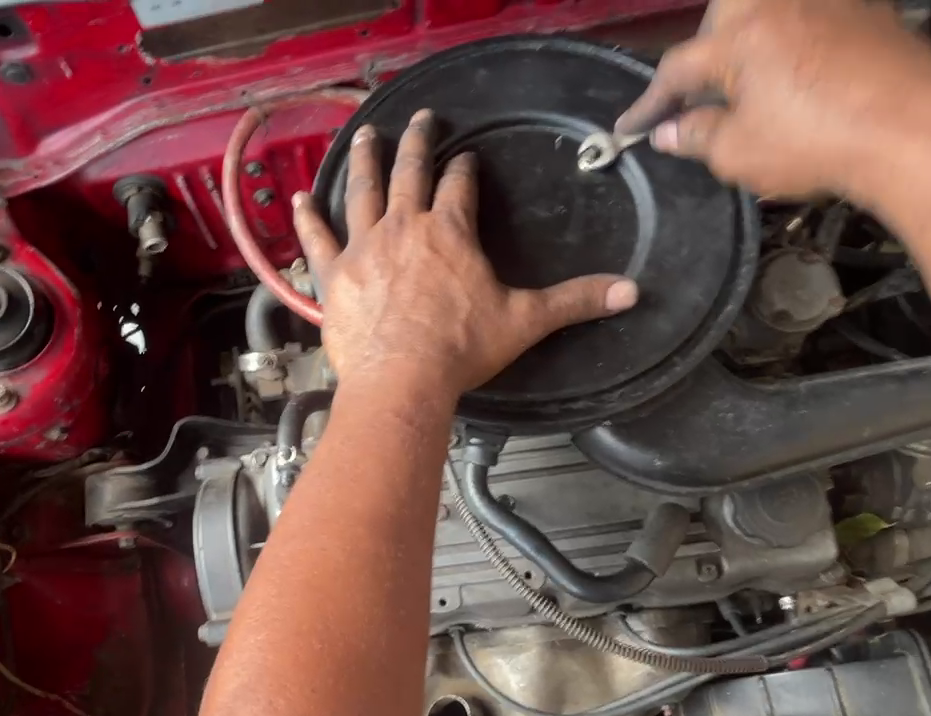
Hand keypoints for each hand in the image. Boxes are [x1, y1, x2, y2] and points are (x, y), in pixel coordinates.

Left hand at [292, 109, 637, 403]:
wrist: (402, 380)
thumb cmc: (459, 351)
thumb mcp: (525, 322)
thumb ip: (574, 302)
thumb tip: (629, 292)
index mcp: (450, 231)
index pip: (460, 185)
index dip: (464, 170)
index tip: (466, 161)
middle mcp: (404, 227)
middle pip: (410, 171)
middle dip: (417, 142)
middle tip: (420, 120)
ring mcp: (365, 247)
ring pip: (363, 191)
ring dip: (366, 160)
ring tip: (367, 138)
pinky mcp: (335, 276)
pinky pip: (318, 238)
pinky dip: (309, 218)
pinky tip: (301, 198)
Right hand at [615, 0, 930, 198]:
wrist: (911, 123)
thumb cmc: (815, 140)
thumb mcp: (737, 153)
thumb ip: (697, 137)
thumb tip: (669, 132)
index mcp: (739, 37)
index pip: (676, 70)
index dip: (648, 104)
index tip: (629, 128)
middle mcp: (778, 4)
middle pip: (721, 17)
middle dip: (702, 50)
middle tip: (696, 94)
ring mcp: (824, 1)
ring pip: (765, 9)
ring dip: (746, 38)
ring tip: (743, 79)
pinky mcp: (862, 9)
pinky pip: (807, 15)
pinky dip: (788, 37)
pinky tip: (790, 71)